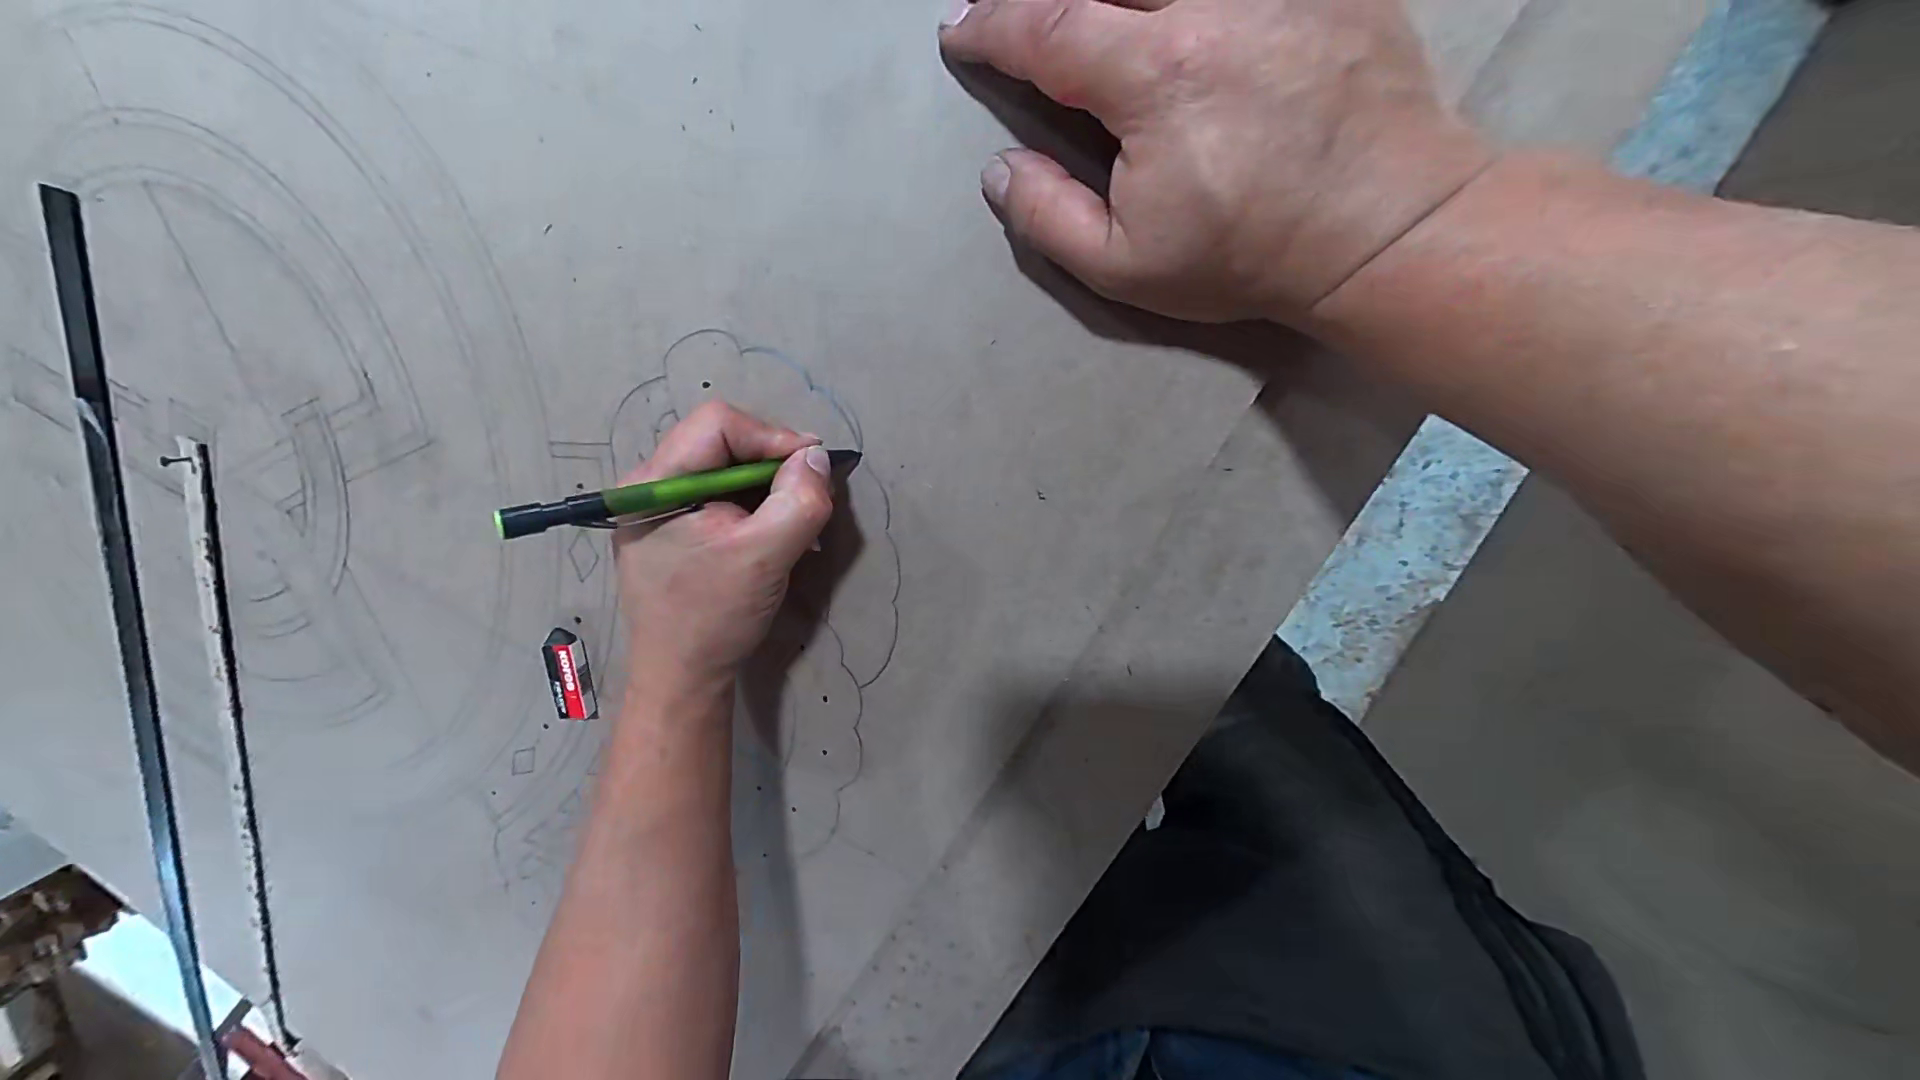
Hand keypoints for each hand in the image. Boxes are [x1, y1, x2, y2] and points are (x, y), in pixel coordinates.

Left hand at [613, 401, 834, 697]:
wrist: (682, 678)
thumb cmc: (715, 618)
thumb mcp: (767, 556)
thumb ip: (799, 501)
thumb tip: (816, 457)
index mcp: (655, 484)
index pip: (719, 424)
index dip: (773, 438)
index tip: (812, 469)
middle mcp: (650, 487)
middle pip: (723, 443)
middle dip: (775, 465)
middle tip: (811, 495)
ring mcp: (660, 509)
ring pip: (727, 470)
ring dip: (771, 489)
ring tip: (798, 522)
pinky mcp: (675, 530)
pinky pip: (722, 498)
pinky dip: (758, 509)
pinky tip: (778, 536)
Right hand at [939, 0, 1492, 321]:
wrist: (1376, 232)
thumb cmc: (1241, 259)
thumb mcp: (1124, 267)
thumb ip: (1048, 219)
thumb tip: (1000, 170)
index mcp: (1157, 76)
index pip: (1048, 28)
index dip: (994, 28)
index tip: (961, 34)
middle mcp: (1213, 3)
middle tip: (1014, 13)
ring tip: (1090, 16)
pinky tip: (1170, 15)